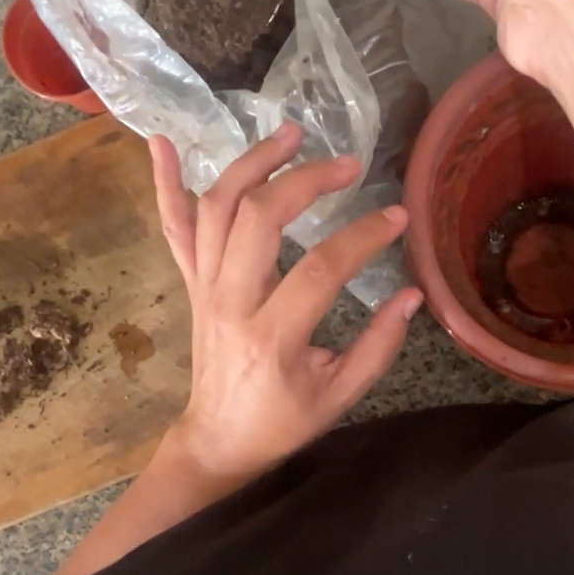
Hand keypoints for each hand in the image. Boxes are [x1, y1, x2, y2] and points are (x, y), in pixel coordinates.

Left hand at [148, 124, 422, 488]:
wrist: (219, 441)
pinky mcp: (192, 285)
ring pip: (217, 208)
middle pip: (259, 218)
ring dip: (252, 163)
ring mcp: (204, 289)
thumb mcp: (338, 396)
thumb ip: (377, 347)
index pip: (322, 270)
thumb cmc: (282, 423)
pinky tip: (161, 141)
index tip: (397, 219)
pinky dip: (165, 183)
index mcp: (273, 337)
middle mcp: (230, 303)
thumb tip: (412, 296)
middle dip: (306, 180)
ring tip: (290, 133)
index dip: (363, 237)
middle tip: (348, 166)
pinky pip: (174, 228)